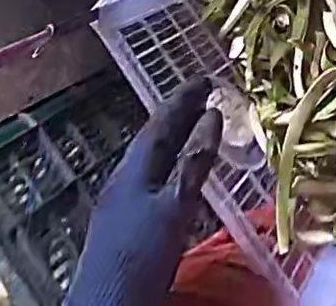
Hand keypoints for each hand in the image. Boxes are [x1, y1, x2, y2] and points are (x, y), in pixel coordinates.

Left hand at [65, 79, 221, 305]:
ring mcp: (122, 202)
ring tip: (202, 126)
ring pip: (154, 157)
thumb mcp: (176, 206)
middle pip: (156, 137)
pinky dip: (174, 162)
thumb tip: (213, 114)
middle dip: (182, 114)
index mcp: (133, 168)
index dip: (184, 97)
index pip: (161, 120)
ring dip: (178, 138)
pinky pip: (154, 177)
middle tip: (209, 96)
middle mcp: (124, 178)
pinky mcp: (126, 224)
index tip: (208, 78)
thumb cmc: (141, 257)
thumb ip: (195, 161)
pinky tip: (184, 173)